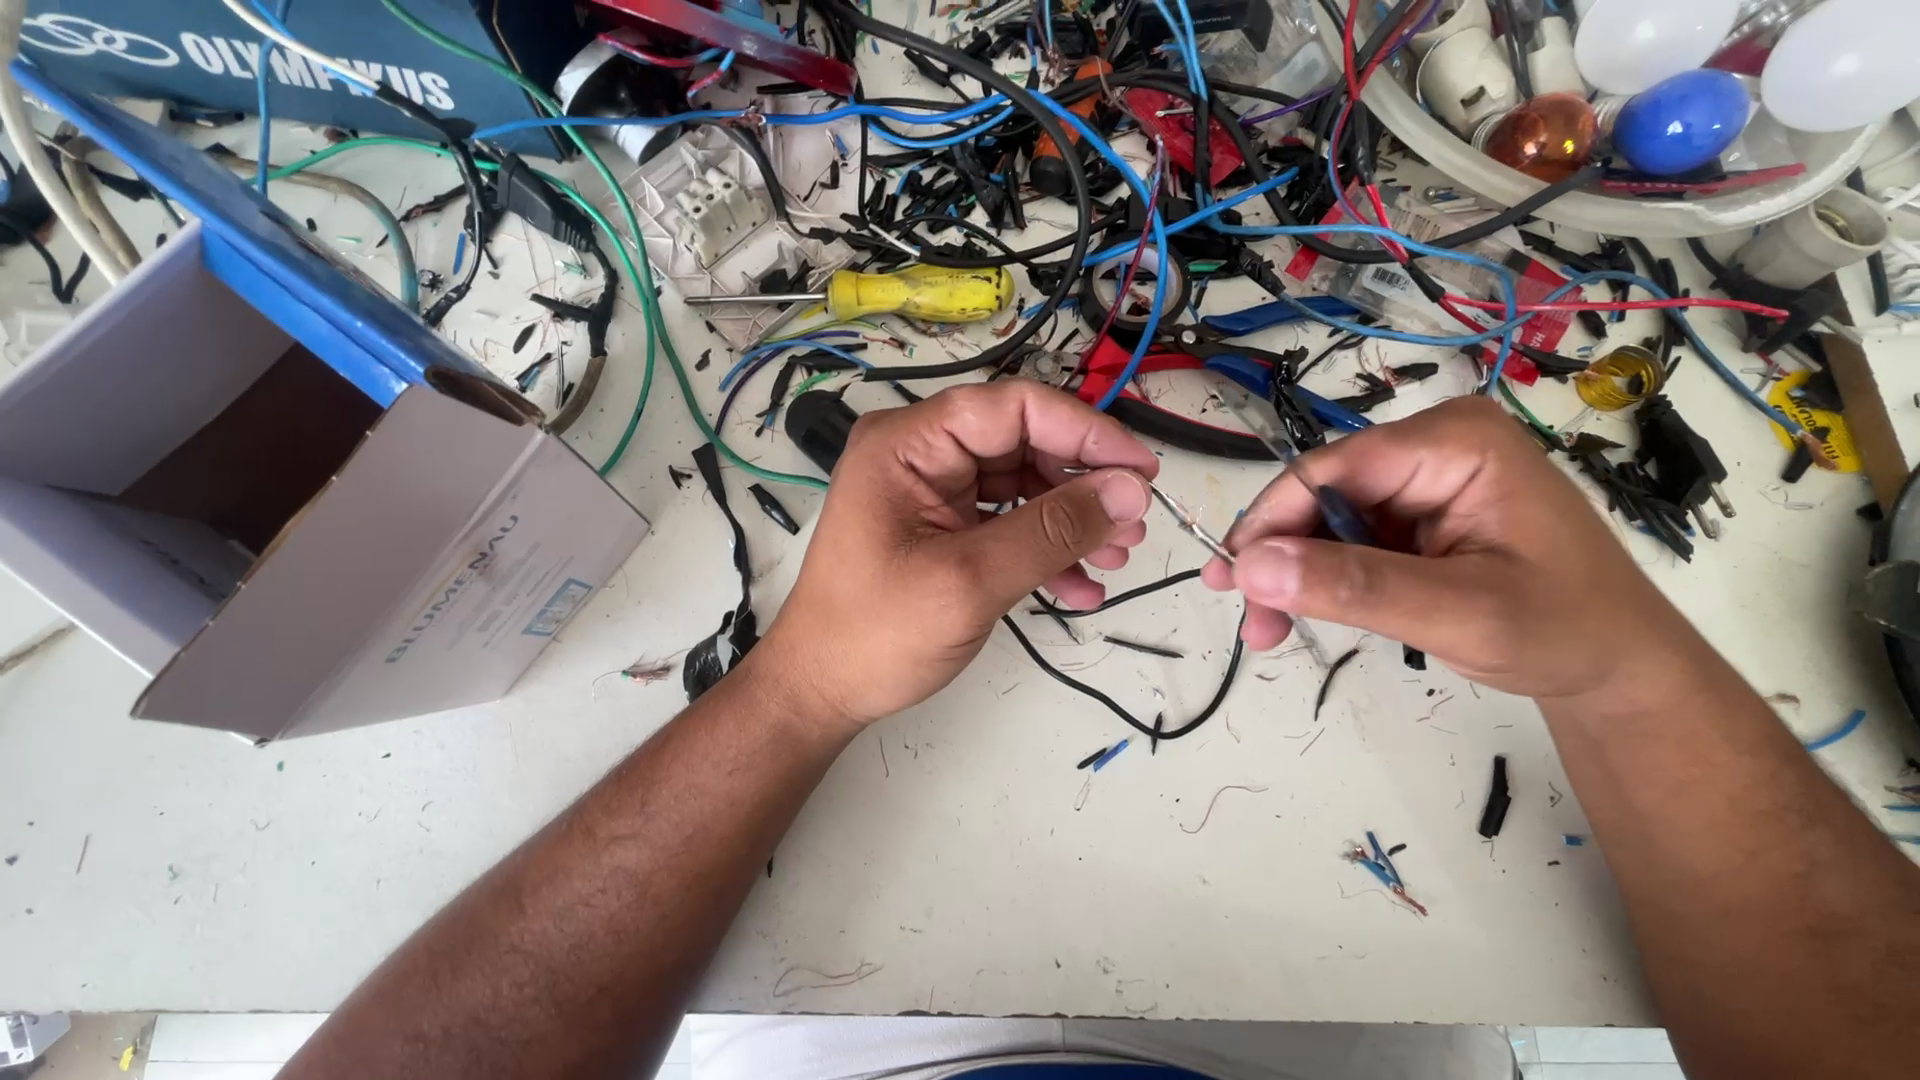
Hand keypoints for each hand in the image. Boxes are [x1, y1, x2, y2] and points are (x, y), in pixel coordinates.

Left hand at [751, 381, 1158, 727]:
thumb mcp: (970, 581)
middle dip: (1081, 485)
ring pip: (1023, 484)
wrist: (824, 690)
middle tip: (1132, 525)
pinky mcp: (945, 529)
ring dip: (1072, 521)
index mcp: (907, 444)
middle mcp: (920, 455)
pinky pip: (1008, 522)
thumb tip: (1130, 491)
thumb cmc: (876, 635)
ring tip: (1116, 557)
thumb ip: (1052, 531)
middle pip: (1023, 444)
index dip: (1084, 431)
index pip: (1012, 408)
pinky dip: (1046, 551)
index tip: (1139, 471)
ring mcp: (933, 493)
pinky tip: (1079, 588)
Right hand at [1201, 395, 1696, 699]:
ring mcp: (1424, 478)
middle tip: (1252, 621)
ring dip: (1292, 573)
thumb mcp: (1458, 613)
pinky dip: (1319, 577)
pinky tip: (1301, 611)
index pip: (1332, 469)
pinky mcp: (1417, 511)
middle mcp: (1433, 445)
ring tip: (1269, 629)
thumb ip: (1354, 587)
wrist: (1618, 665)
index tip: (1231, 580)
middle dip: (1280, 557)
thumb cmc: (1563, 632)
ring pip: (1323, 518)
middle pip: (1321, 492)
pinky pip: (1346, 535)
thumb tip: (1249, 567)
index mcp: (1456, 443)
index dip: (1272, 521)